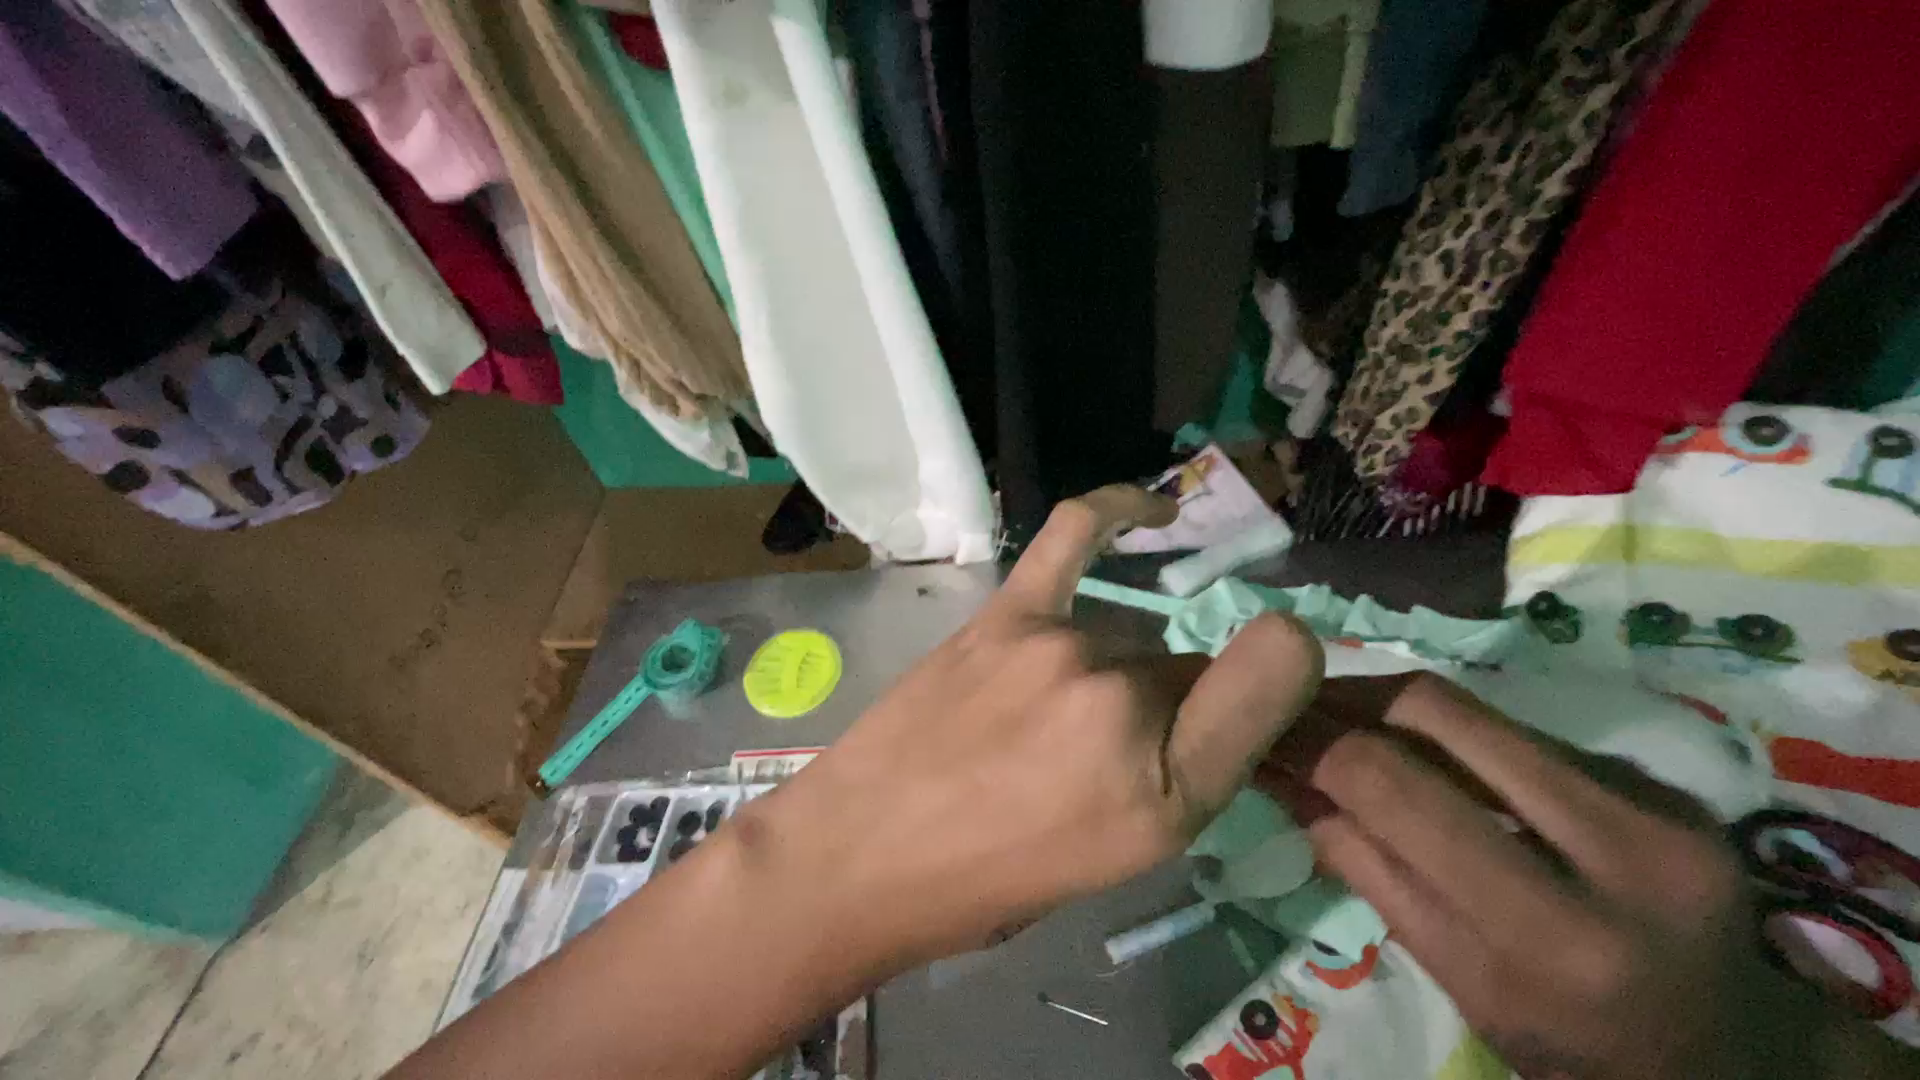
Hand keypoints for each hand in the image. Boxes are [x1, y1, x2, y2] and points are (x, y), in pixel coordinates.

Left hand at [740, 484, 1323, 963]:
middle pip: (1184, 672)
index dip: (1285, 673)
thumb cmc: (989, 884)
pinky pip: (1073, 534)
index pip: (1277, 678)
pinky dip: (1119, 510)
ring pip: (1128, 641)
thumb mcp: (1118, 862)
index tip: (1263, 689)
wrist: (863, 855)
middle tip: (1093, 764)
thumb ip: (1185, 776)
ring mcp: (1062, 647)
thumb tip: (1215, 704)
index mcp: (1169, 791)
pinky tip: (1155, 511)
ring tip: (1047, 729)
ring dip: (1112, 677)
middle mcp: (1126, 704)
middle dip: (1163, 713)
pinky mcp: (1006, 616)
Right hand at [1256, 674, 1914, 1079]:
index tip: (1256, 730)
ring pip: (1475, 707)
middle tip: (1289, 707)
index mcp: (1554, 934)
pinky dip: (1442, 730)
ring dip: (1385, 704)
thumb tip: (1276, 775)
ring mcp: (1656, 802)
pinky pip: (1514, 729)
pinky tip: (1410, 747)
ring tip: (1332, 717)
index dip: (1309, 743)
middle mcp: (1621, 849)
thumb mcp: (1457, 979)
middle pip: (1436, 713)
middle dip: (1343, 699)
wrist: (1732, 1054)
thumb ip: (1365, 867)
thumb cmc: (1572, 1044)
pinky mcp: (1661, 779)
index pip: (1396, 789)